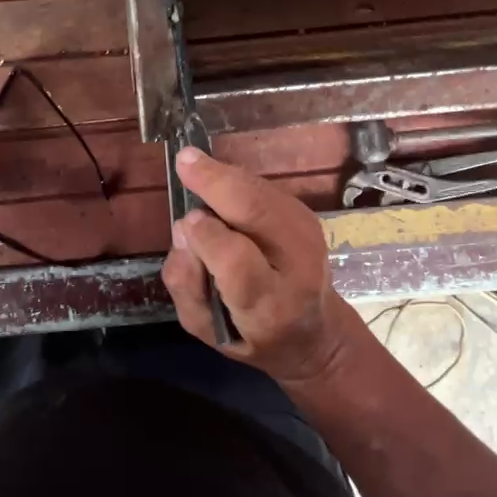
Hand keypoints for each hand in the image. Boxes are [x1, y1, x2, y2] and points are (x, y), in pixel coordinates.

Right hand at [160, 148, 360, 385]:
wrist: (314, 332)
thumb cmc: (252, 335)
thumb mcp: (208, 331)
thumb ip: (186, 287)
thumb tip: (182, 230)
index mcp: (271, 306)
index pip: (238, 263)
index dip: (209, 238)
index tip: (186, 220)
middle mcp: (297, 265)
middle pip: (258, 212)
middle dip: (218, 184)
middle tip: (184, 161)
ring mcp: (307, 234)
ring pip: (261, 192)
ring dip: (224, 177)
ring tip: (194, 169)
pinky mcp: (306, 215)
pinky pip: (263, 188)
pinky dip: (235, 182)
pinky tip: (218, 185)